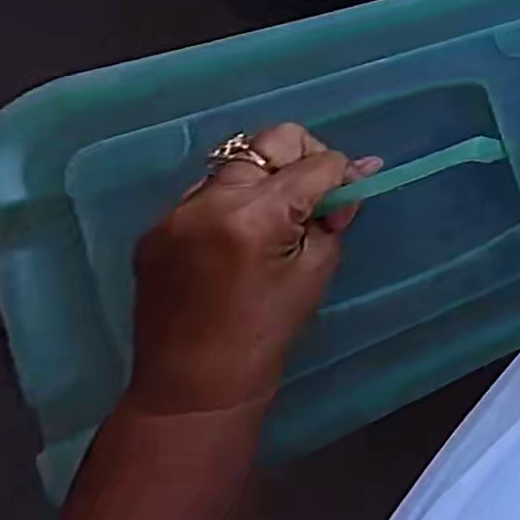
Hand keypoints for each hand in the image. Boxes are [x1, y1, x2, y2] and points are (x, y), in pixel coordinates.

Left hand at [125, 123, 379, 414]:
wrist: (194, 377)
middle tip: (317, 193)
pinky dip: (241, 197)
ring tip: (282, 214)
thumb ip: (335, 211)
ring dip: (270, 176)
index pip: (318, 163)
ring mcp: (175, 214)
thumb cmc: (272, 322)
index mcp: (254, 215)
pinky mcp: (158, 229)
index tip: (353, 193)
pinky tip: (250, 231)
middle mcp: (208, 203)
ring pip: (240, 162)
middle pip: (271, 141)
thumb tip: (360, 173)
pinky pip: (212, 190)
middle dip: (305, 156)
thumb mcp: (321, 262)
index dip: (345, 173)